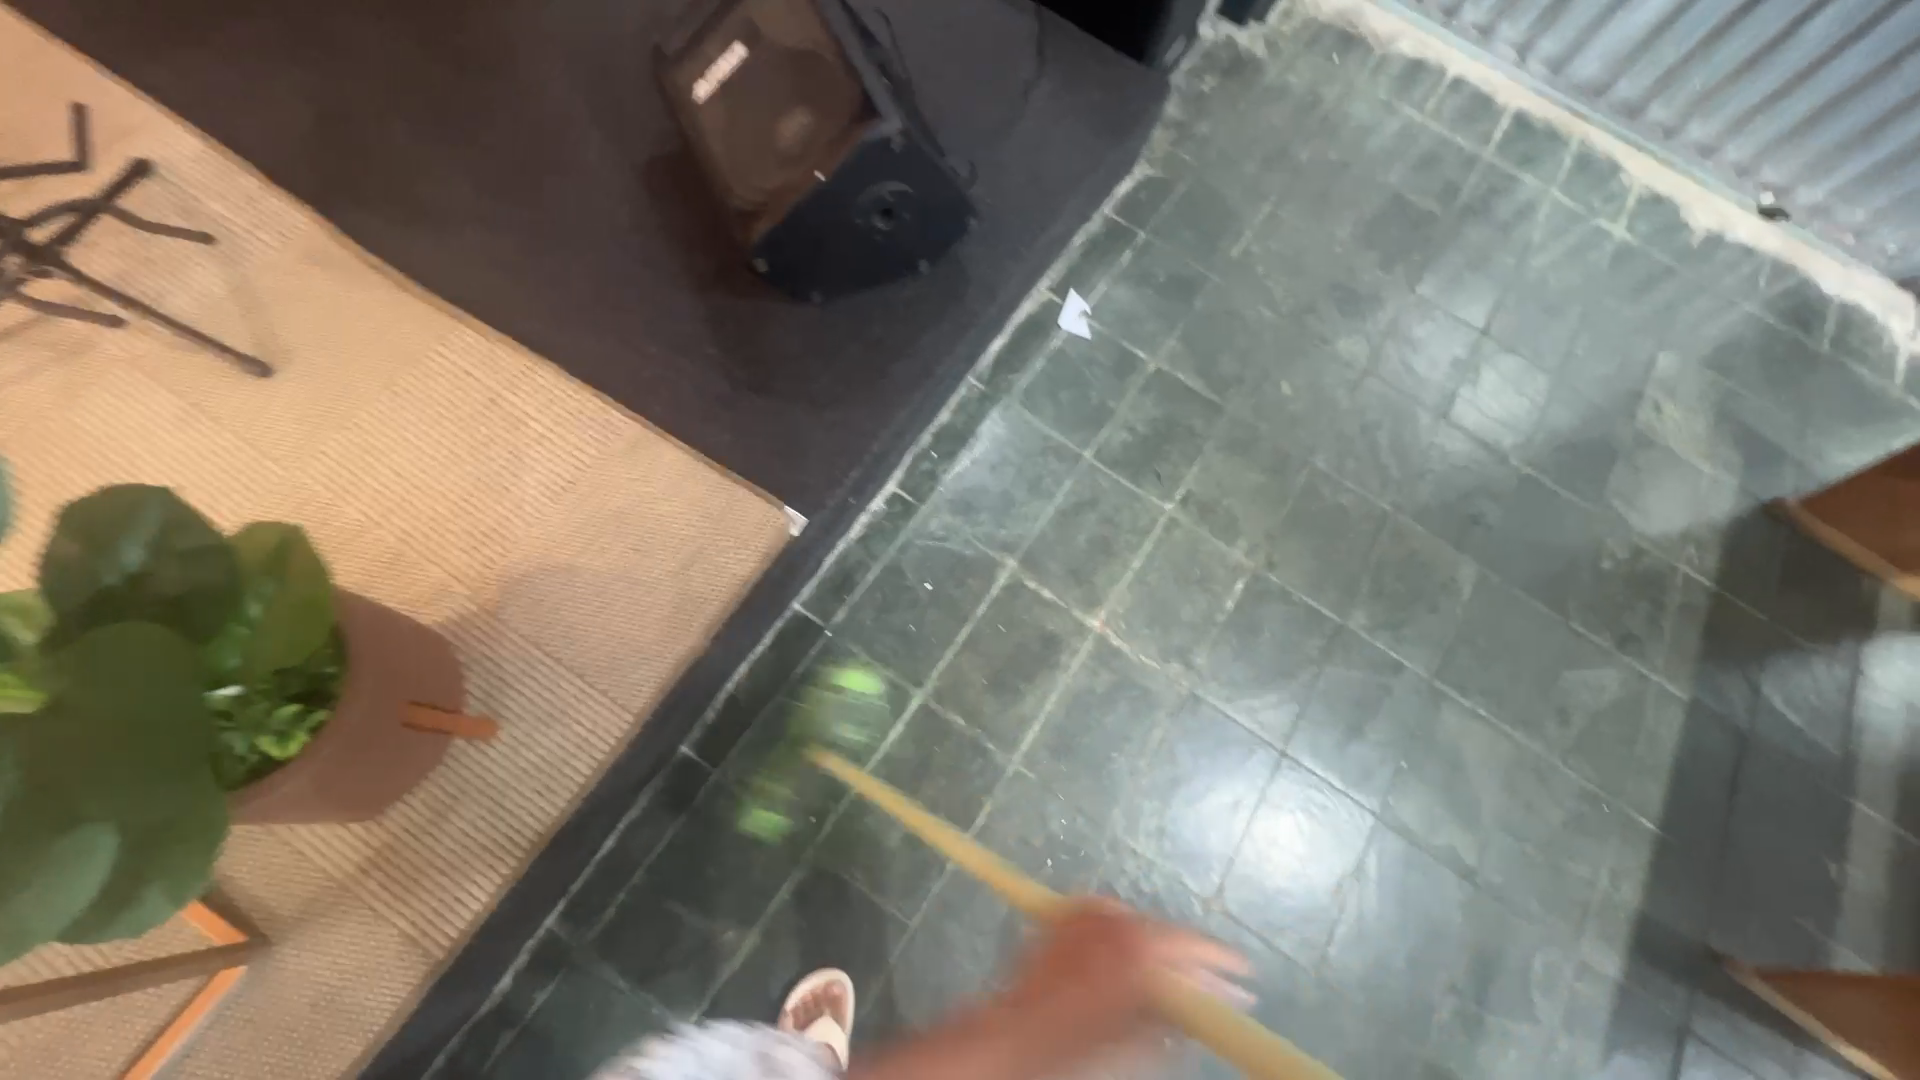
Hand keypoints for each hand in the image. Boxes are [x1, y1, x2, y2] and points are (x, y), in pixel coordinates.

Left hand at [995, 898, 1251, 1073]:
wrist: (1012, 1032)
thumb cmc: (1075, 1045)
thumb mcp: (1138, 1039)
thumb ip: (1177, 1016)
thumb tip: (1209, 1005)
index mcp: (1135, 946)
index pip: (1193, 946)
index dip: (1221, 962)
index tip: (1245, 976)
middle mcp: (1114, 918)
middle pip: (1167, 933)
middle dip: (1191, 960)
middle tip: (1214, 986)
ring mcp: (1087, 911)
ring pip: (1140, 924)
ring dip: (1160, 947)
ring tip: (1175, 979)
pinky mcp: (1066, 914)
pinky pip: (1109, 918)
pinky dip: (1126, 935)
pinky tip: (1132, 958)